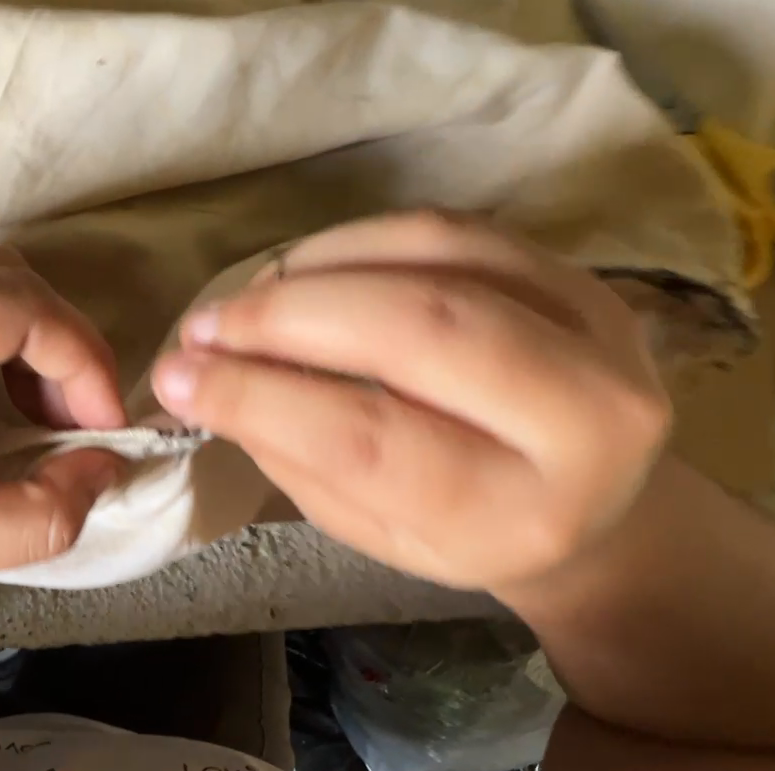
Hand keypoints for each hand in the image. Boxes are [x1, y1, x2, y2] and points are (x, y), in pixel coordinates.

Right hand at [150, 211, 670, 591]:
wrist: (596, 508)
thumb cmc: (457, 534)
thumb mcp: (368, 529)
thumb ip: (297, 457)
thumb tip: (205, 382)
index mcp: (513, 513)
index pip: (367, 439)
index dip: (258, 398)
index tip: (176, 378)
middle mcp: (583, 418)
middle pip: (415, 331)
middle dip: (283, 320)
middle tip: (204, 328)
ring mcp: (597, 328)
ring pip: (436, 262)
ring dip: (312, 273)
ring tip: (238, 302)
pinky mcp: (579, 275)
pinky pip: (453, 231)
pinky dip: (358, 241)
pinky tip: (296, 270)